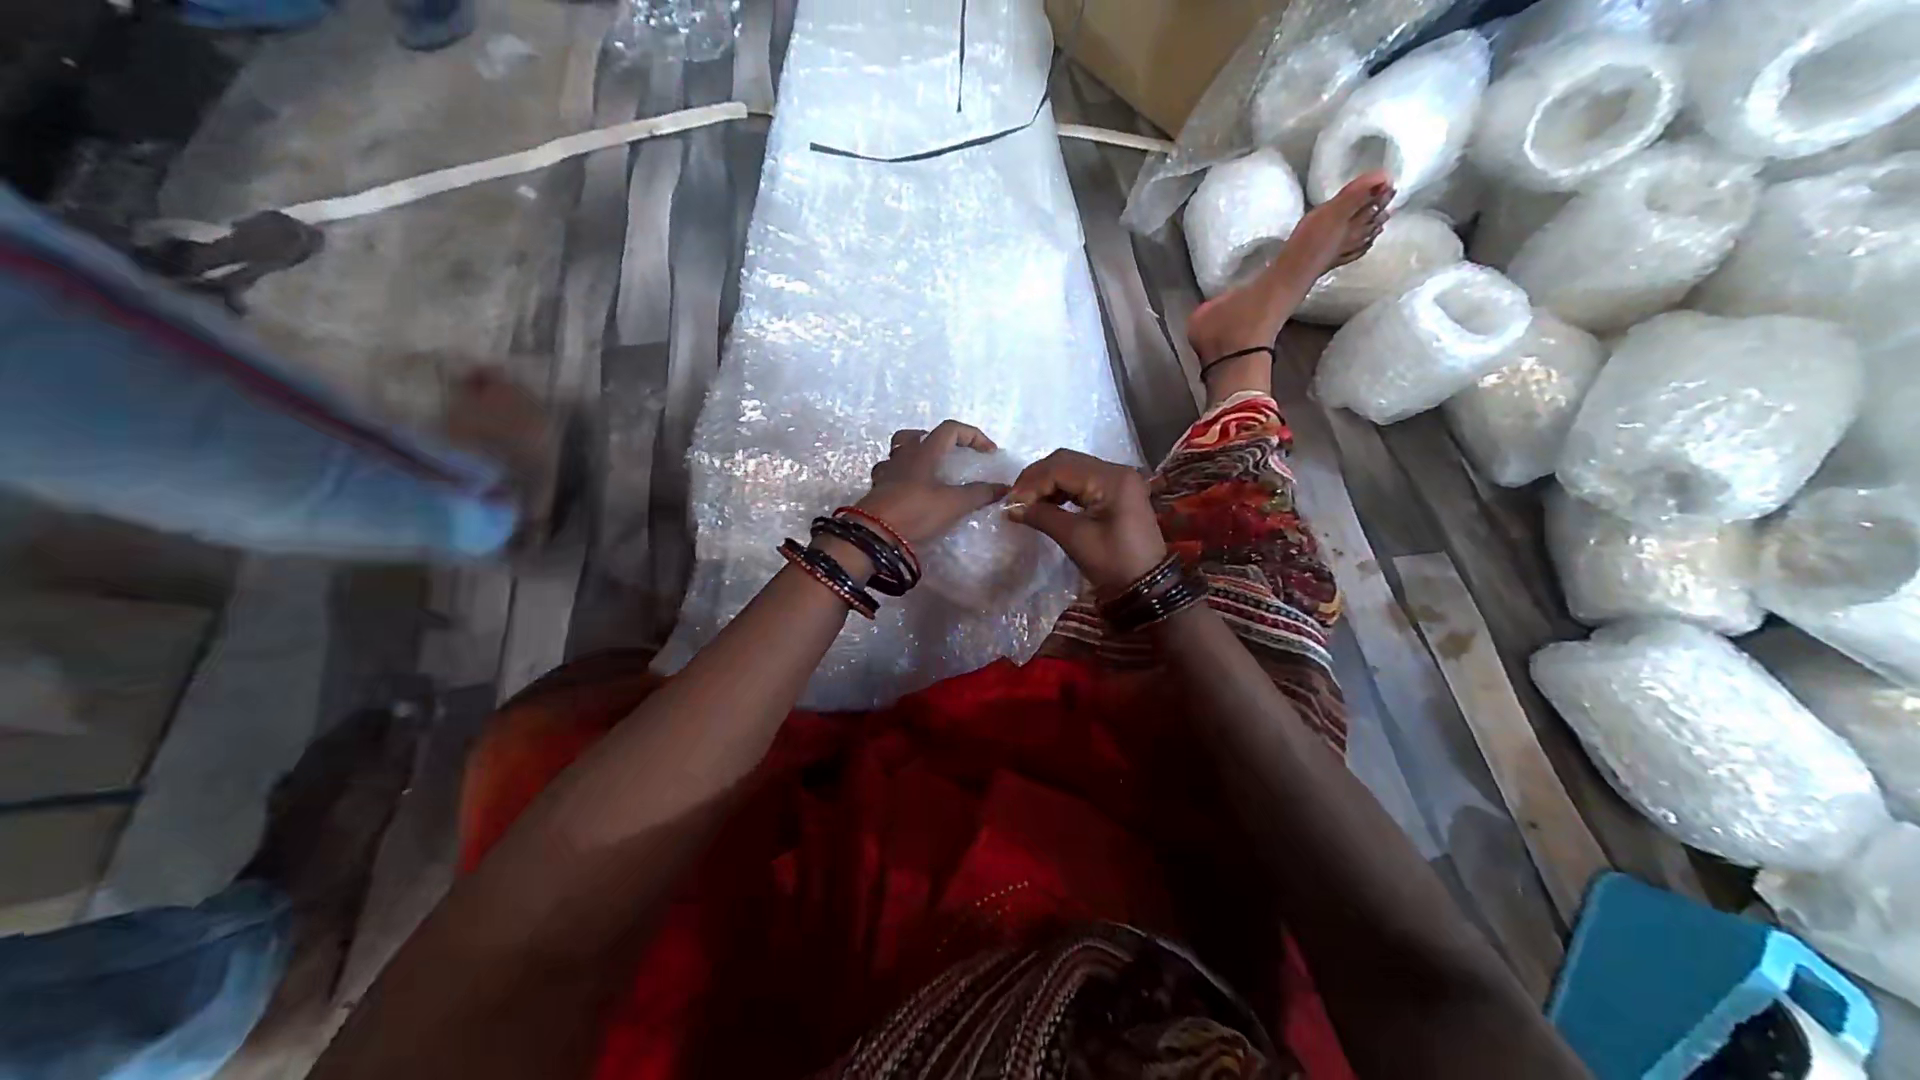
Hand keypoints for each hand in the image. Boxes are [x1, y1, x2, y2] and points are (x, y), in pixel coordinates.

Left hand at [855, 421, 1009, 545]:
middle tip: (951, 455)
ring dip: (915, 455)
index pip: (950, 429)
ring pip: (898, 452)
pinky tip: (909, 490)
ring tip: (929, 471)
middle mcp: (903, 457)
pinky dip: (900, 477)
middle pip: (917, 434)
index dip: (973, 435)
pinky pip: (888, 475)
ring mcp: (886, 473)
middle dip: (937, 440)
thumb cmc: (916, 511)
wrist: (874, 534)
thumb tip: (1003, 488)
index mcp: (924, 452)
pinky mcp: (877, 491)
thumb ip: (980, 494)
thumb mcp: (954, 504)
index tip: (989, 452)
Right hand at [1003, 449, 1167, 592]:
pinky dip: (1060, 490)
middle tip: (1016, 500)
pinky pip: (1081, 481)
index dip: (1032, 483)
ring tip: (1027, 503)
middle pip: (1066, 461)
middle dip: (1037, 479)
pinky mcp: (1115, 491)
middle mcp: (1116, 471)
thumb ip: (1043, 516)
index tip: (1011, 503)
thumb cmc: (1114, 563)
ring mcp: (1118, 480)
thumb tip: (1011, 508)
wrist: (1147, 586)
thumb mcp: (1076, 539)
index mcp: (1112, 479)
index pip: (1061, 467)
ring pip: (1072, 469)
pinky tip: (1045, 504)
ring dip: (1047, 483)